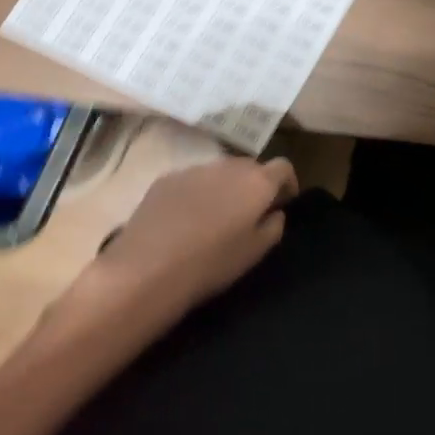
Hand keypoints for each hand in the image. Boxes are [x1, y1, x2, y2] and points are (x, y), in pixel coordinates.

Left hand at [65, 155, 299, 328]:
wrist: (147, 269)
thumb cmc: (211, 264)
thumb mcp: (255, 253)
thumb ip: (274, 226)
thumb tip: (274, 212)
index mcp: (256, 182)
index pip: (283, 167)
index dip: (287, 183)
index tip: (283, 202)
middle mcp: (228, 166)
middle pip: (251, 166)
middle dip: (254, 184)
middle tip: (248, 212)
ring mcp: (195, 169)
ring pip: (220, 171)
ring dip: (224, 187)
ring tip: (214, 215)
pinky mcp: (166, 178)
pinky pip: (192, 179)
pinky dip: (196, 192)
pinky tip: (185, 218)